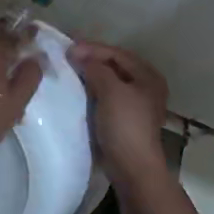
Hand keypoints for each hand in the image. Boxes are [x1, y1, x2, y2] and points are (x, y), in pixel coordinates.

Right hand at [69, 42, 169, 174]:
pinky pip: (105, 95)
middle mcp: (144, 86)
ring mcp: (134, 103)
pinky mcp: (123, 118)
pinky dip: (91, 89)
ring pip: (108, 80)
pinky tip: (76, 90)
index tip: (67, 48)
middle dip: (91, 60)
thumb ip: (96, 69)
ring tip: (68, 71)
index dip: (93, 49)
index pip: (117, 54)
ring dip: (89, 75)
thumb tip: (80, 55)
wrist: (131, 165)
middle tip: (66, 57)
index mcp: (148, 76)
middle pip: (114, 65)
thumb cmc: (125, 124)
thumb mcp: (111, 91)